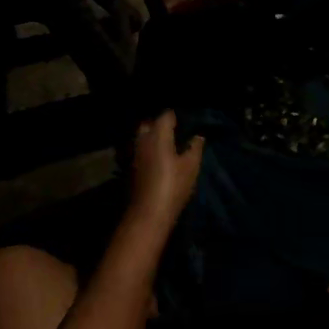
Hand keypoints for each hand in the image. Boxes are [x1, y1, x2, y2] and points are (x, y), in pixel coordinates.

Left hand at [127, 111, 204, 228]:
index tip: (185, 121)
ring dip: (152, 138)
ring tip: (167, 145)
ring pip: (141, 138)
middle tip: (174, 132)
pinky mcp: (130, 168)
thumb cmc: (173, 186)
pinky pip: (138, 150)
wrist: (149, 213)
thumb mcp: (191, 166)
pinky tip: (158, 158)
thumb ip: (195, 147)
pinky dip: (147, 150)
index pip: (165, 116)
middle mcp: (142, 141)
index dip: (175, 117)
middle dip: (159, 124)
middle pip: (148, 124)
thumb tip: (197, 136)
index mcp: (158, 136)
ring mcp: (134, 154)